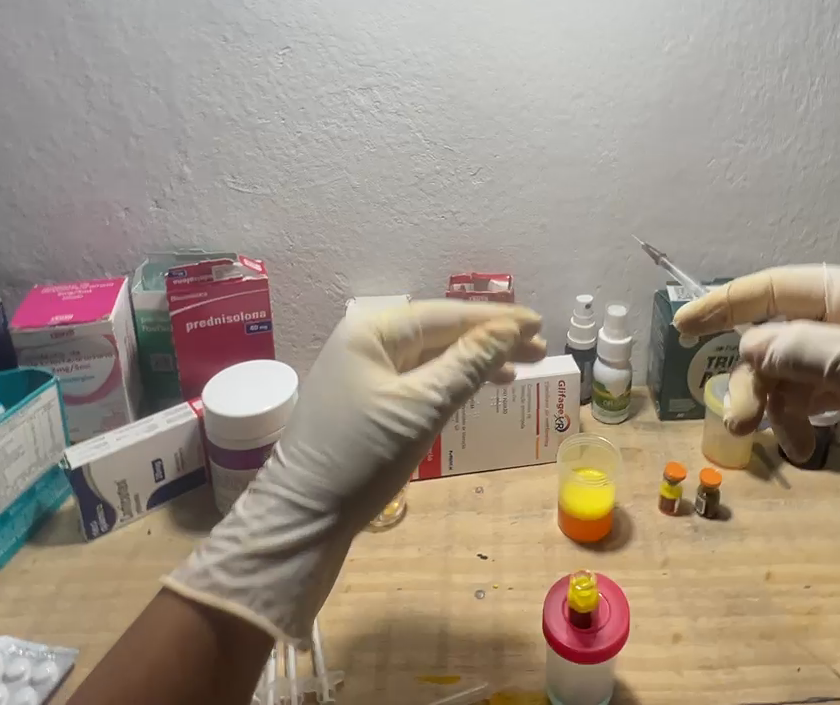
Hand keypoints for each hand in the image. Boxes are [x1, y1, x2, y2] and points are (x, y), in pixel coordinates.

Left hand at [163, 301, 544, 639]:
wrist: (301, 524)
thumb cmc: (361, 458)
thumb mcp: (422, 408)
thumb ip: (469, 363)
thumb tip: (510, 328)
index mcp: (373, 331)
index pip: (447, 315)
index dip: (496, 319)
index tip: (538, 324)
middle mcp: (367, 343)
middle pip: (441, 332)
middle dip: (490, 339)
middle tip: (539, 349)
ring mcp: (365, 374)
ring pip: (433, 356)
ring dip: (476, 361)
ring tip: (518, 369)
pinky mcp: (367, 404)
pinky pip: (421, 380)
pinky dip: (453, 381)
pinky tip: (477, 387)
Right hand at [675, 266, 839, 587]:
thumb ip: (804, 352)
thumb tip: (747, 344)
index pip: (781, 287)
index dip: (728, 303)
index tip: (682, 328)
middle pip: (783, 335)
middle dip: (756, 374)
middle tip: (736, 420)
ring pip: (796, 372)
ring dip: (777, 403)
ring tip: (779, 444)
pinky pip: (818, 399)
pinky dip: (803, 420)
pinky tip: (806, 448)